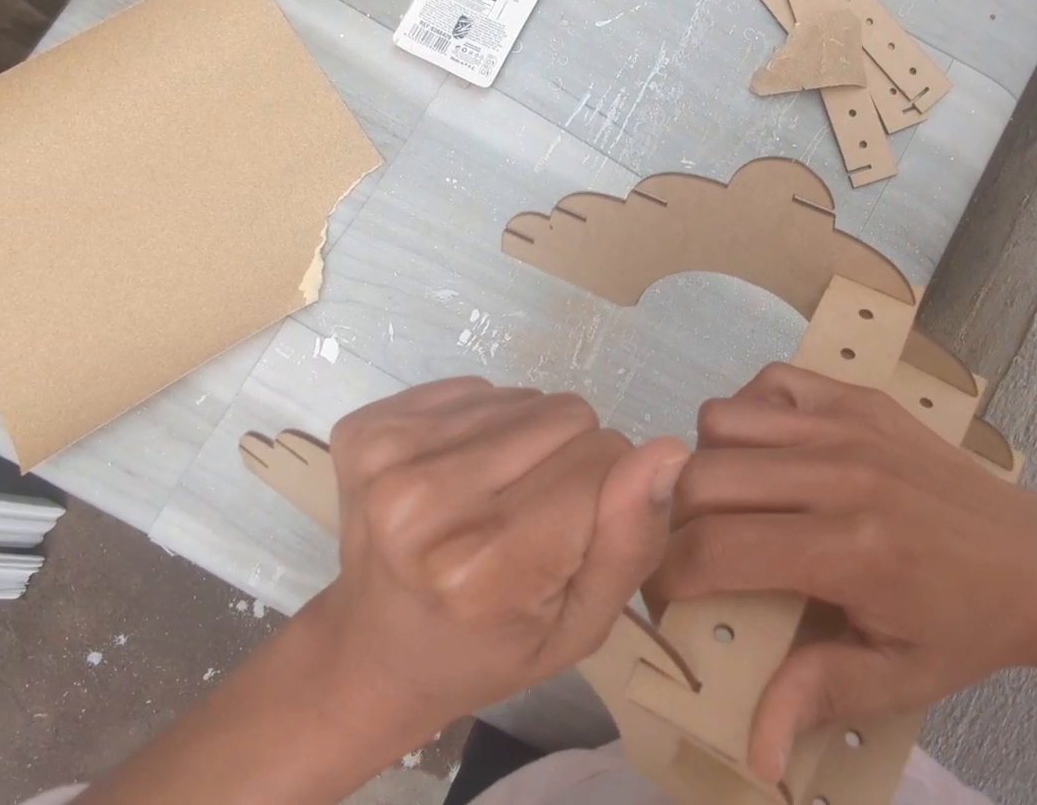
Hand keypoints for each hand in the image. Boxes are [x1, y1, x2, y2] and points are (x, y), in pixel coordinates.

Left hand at [307, 377, 690, 733]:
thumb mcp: (581, 625)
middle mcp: (425, 500)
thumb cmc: (490, 647)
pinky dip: (487, 425)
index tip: (577, 535)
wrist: (374, 648)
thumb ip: (630, 542)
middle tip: (535, 518)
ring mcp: (387, 455)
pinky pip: (478, 388)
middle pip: (566, 416)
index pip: (604, 460)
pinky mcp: (366, 425)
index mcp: (485, 566)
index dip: (611, 491)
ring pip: (526, 397)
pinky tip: (461, 476)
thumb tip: (670, 451)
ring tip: (496, 498)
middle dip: (574, 459)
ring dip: (529, 440)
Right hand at [646, 362, 1036, 781]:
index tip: (667, 598)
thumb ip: (815, 698)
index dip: (668, 577)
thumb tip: (752, 755)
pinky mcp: (861, 398)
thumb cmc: (966, 628)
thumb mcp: (897, 681)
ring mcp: (850, 425)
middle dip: (677, 523)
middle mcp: (840, 474)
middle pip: (703, 477)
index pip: (715, 549)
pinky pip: (771, 382)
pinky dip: (751, 412)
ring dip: (709, 463)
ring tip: (735, 501)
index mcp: (848, 550)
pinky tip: (770, 453)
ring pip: (722, 420)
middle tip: (698, 554)